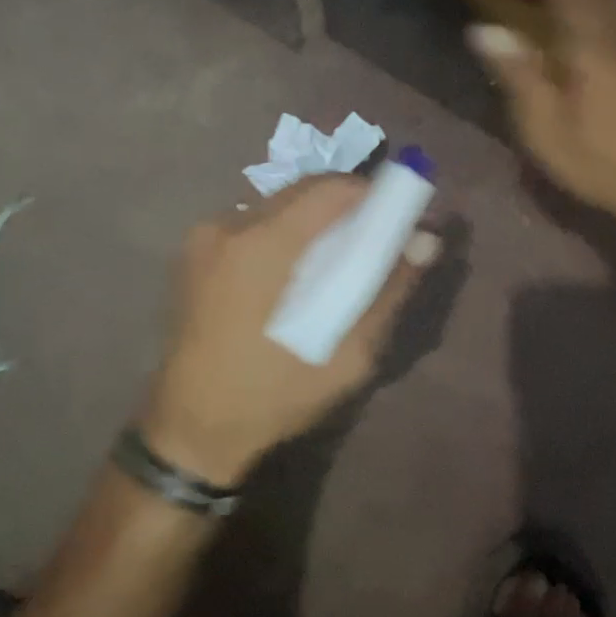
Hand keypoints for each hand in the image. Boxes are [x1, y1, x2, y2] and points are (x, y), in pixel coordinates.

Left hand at [140, 176, 440, 486]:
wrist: (189, 428)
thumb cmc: (272, 396)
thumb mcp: (346, 356)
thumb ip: (387, 292)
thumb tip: (426, 241)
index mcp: (262, 246)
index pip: (330, 188)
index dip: (373, 193)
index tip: (399, 216)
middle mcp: (228, 226)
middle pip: (302, 191)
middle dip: (345, 206)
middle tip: (376, 238)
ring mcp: (203, 237)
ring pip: (276, 205)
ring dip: (313, 221)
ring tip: (336, 261)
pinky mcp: (193, 253)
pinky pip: (252, 225)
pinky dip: (283, 234)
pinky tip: (295, 274)